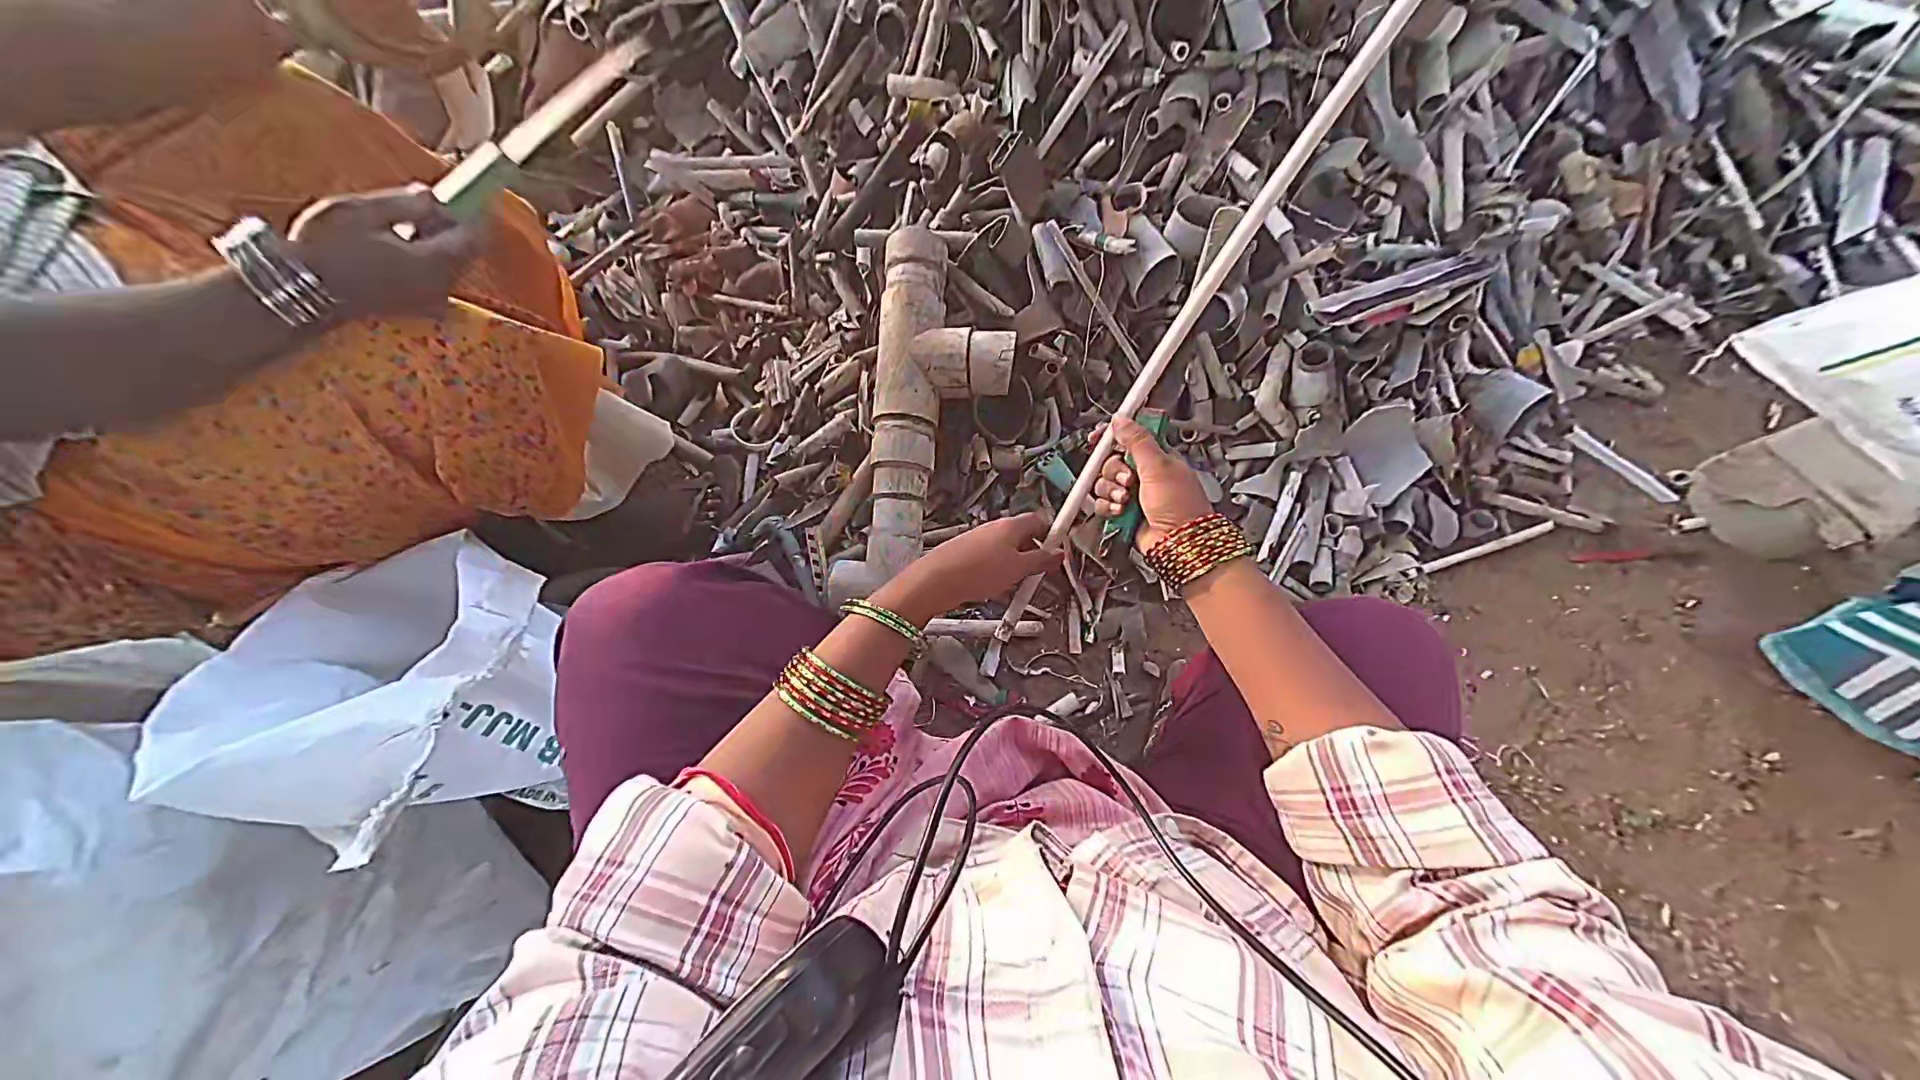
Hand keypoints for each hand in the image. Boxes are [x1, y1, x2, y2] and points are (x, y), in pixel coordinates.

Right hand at [287, 187, 486, 321]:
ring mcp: (432, 301)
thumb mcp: (361, 212)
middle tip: (426, 205)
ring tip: (404, 222)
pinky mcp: (418, 308)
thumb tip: (432, 197)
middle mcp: (442, 287)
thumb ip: (404, 204)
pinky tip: (397, 245)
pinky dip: (426, 260)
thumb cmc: (327, 247)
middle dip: (451, 229)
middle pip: (464, 254)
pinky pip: (435, 279)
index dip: (472, 218)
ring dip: (437, 244)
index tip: (465, 198)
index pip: (473, 240)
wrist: (302, 292)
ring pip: (450, 267)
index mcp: (435, 264)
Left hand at [870, 513, 1062, 625]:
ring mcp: (979, 543)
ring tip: (1017, 587)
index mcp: (1010, 526)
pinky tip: (997, 591)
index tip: (1059, 548)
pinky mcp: (967, 557)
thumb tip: (1057, 555)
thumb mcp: (1018, 569)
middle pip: (1023, 538)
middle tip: (1040, 573)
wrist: (936, 582)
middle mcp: (993, 530)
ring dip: (1016, 569)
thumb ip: (1041, 561)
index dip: (1052, 534)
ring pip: (1006, 553)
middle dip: (1034, 556)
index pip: (1039, 520)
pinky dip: (998, 576)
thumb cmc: (974, 571)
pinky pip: (991, 564)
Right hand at [1091, 416, 1214, 551]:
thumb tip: (1122, 420)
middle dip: (1113, 470)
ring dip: (1111, 491)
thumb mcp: (1159, 466)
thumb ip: (1138, 441)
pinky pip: (1102, 503)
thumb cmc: (1180, 506)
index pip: (1129, 436)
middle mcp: (1143, 473)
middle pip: (1111, 460)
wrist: (1179, 543)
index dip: (1112, 436)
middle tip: (1127, 480)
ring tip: (1126, 499)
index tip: (1098, 438)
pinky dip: (1108, 506)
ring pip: (1104, 482)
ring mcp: (1133, 493)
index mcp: (1157, 456)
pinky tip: (1121, 511)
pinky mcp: (1123, 512)